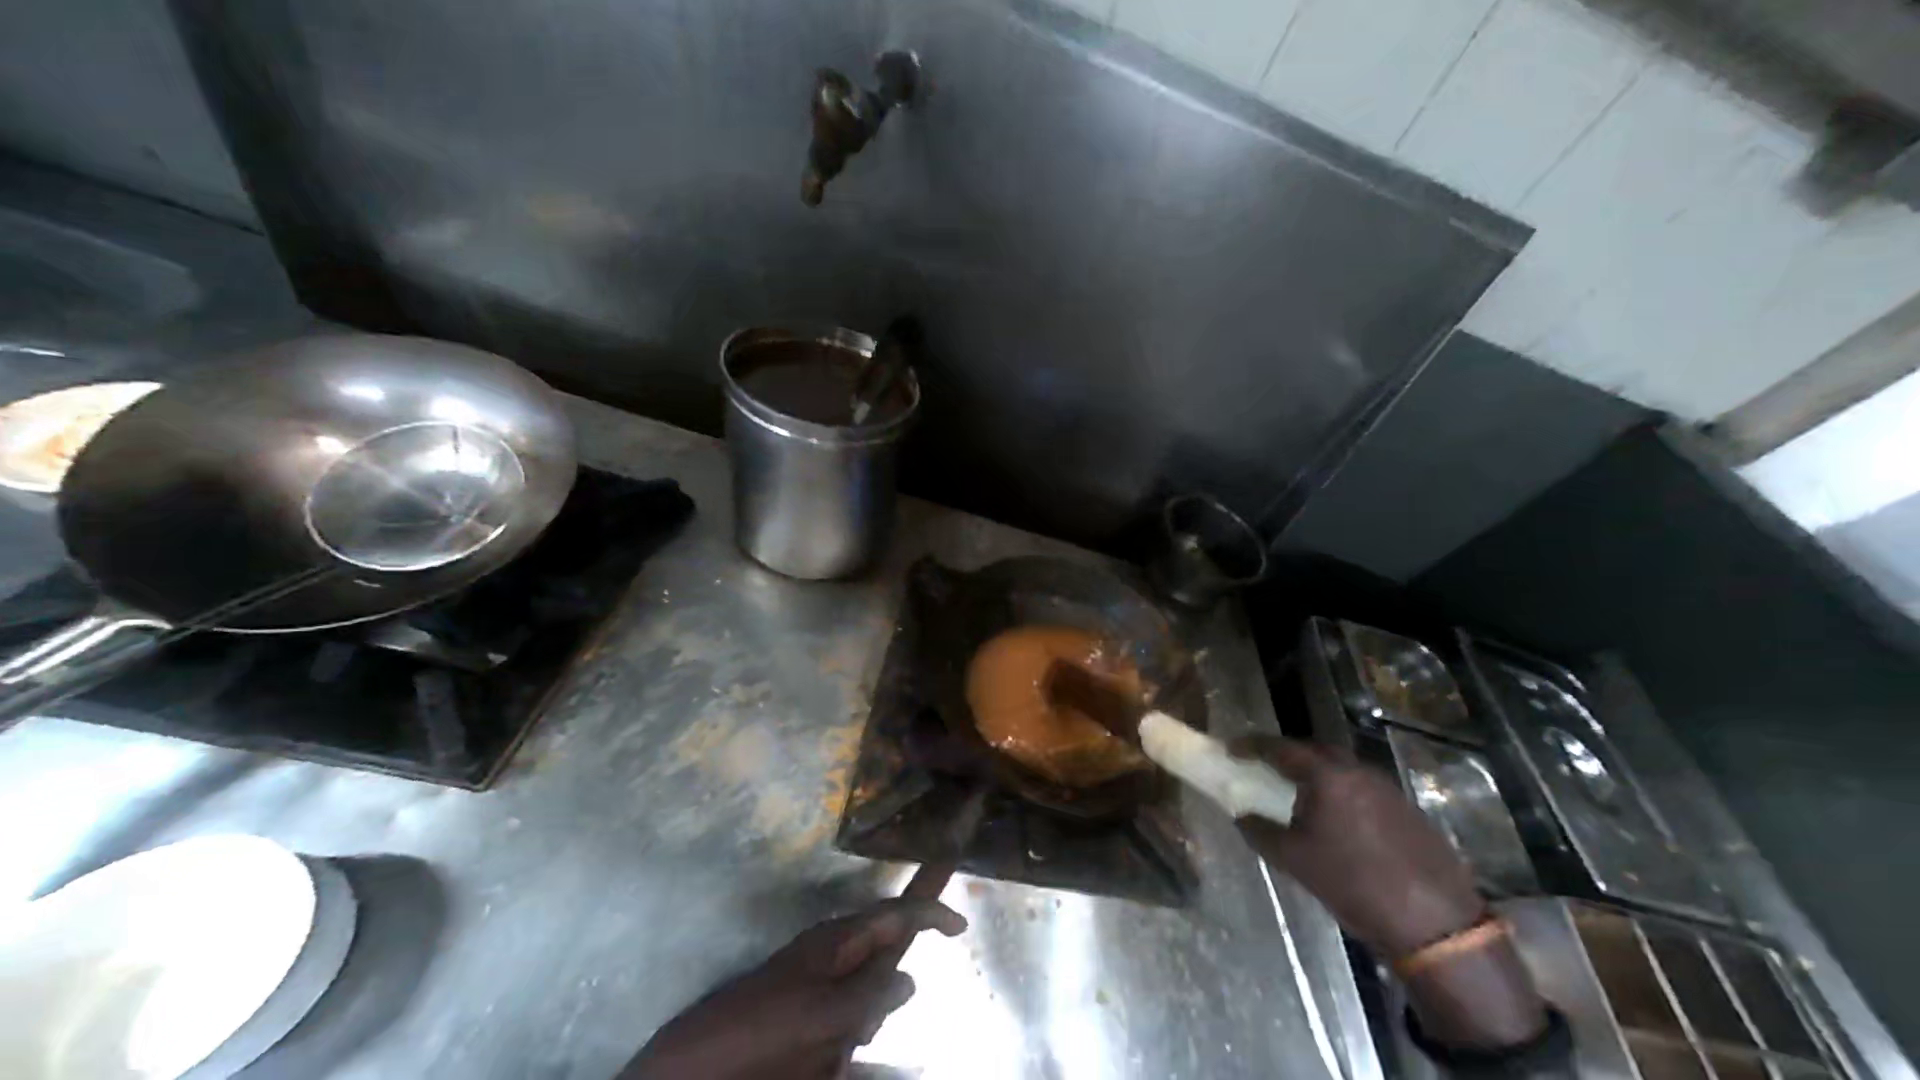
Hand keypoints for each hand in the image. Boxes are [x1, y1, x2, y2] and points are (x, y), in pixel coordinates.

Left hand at [621, 898, 967, 1079]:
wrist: (696, 1065)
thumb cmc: (761, 1028)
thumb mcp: (823, 1015)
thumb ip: (870, 996)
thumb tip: (910, 980)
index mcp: (836, 940)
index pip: (894, 914)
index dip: (929, 908)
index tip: (960, 925)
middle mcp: (831, 954)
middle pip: (882, 951)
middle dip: (888, 983)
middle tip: (863, 1029)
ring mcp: (818, 983)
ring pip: (866, 990)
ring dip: (867, 1016)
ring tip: (835, 1054)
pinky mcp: (807, 1014)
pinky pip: (846, 1016)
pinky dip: (852, 1036)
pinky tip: (840, 1058)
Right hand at [1231, 737, 1482, 957]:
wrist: (1435, 924)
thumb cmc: (1353, 884)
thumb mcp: (1294, 860)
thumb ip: (1259, 831)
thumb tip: (1241, 815)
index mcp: (1327, 776)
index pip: (1281, 748)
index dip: (1252, 746)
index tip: (1231, 749)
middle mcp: (1358, 771)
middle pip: (1314, 750)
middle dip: (1286, 754)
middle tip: (1263, 765)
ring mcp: (1387, 788)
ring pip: (1341, 768)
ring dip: (1316, 773)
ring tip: (1296, 790)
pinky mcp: (1407, 808)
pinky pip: (1362, 787)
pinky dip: (1340, 790)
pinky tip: (1334, 815)